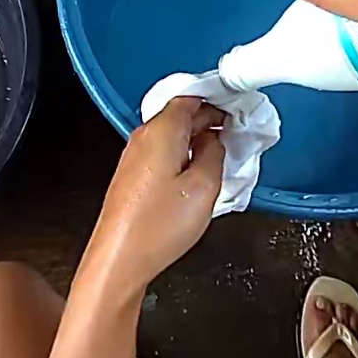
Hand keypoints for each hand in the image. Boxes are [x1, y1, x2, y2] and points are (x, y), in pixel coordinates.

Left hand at [83, 97, 225, 296]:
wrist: (119, 260)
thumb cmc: (155, 228)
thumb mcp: (205, 187)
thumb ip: (216, 154)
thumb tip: (217, 142)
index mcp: (162, 131)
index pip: (193, 96)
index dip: (219, 99)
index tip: (238, 108)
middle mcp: (144, 138)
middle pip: (182, 114)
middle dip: (211, 120)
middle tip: (237, 133)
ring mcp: (136, 157)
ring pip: (173, 135)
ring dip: (198, 140)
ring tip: (222, 157)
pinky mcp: (134, 175)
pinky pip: (164, 153)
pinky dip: (184, 156)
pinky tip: (198, 175)